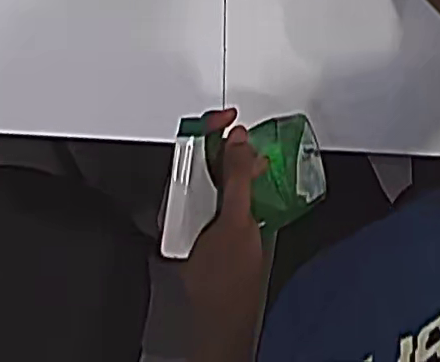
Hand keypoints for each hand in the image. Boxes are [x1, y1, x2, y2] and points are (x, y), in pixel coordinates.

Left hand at [180, 108, 267, 361]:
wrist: (231, 323)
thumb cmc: (228, 280)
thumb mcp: (236, 220)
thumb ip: (236, 177)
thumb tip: (236, 139)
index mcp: (181, 205)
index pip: (189, 153)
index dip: (209, 129)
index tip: (230, 116)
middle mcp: (186, 211)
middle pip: (204, 163)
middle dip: (230, 145)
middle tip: (250, 137)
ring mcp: (201, 221)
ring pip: (217, 178)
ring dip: (239, 163)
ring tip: (258, 159)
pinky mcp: (217, 229)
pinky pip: (226, 193)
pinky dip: (243, 181)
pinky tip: (257, 182)